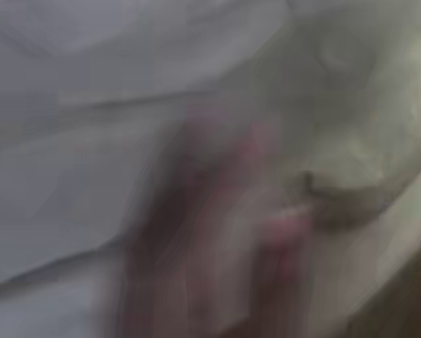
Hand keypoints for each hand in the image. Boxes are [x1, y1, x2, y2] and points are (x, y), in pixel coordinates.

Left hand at [116, 121, 309, 337]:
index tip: (261, 122)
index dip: (225, 172)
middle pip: (149, 228)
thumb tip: (292, 209)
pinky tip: (182, 198)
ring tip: (194, 135)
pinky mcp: (136, 323)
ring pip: (139, 239)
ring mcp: (129, 318)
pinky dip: (163, 214)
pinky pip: (142, 254)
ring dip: (167, 183)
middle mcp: (135, 309)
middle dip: (178, 164)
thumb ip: (280, 286)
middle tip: (207, 105)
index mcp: (166, 312)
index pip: (191, 229)